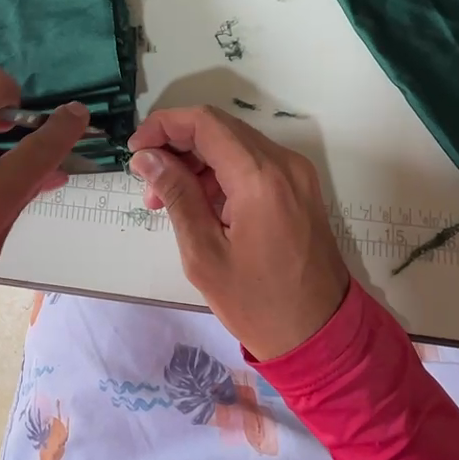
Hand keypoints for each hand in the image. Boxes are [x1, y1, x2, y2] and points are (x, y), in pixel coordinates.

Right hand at [129, 106, 350, 360]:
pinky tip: (198, 203)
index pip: (204, 123)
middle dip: (176, 144)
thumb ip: (176, 195)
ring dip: (196, 159)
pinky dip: (220, 171)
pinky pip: (252, 161)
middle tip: (147, 182)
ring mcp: (295, 172)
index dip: (163, 126)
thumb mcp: (204, 254)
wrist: (322, 336)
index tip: (135, 152)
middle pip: (219, 127)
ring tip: (165, 199)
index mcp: (260, 178)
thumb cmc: (258, 304)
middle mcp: (283, 163)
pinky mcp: (298, 186)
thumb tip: (147, 157)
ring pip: (234, 142)